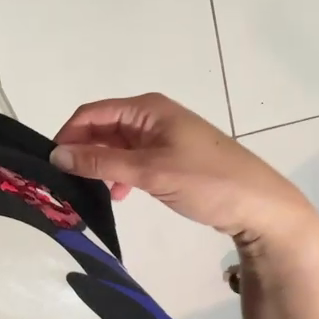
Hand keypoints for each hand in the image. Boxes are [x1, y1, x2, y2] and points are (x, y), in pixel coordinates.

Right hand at [49, 93, 315, 247]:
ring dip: (101, 163)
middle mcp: (153, 116)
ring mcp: (164, 136)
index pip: (91, 113)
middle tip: (67, 179)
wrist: (265, 209)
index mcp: (147, 109)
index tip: (53, 162)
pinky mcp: (173, 157)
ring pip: (117, 145)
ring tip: (91, 189)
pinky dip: (121, 173)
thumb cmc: (207, 182)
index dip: (68, 134)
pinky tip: (120, 194)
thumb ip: (100, 162)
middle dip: (83, 150)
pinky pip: (134, 159)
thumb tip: (57, 155)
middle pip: (103, 127)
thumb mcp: (149, 172)